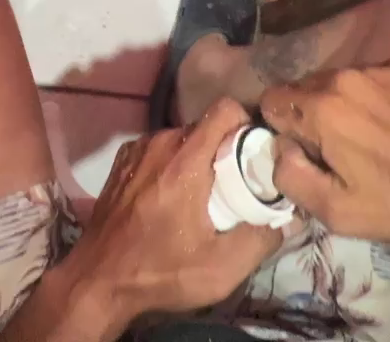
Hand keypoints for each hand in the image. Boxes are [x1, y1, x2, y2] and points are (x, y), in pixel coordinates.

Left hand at [68, 97, 284, 318]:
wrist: (99, 279)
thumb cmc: (160, 271)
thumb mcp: (220, 267)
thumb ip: (261, 238)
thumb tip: (290, 216)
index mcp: (186, 159)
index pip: (225, 109)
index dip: (245, 123)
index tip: (254, 152)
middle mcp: (161, 142)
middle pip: (205, 126)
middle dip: (223, 149)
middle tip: (232, 184)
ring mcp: (138, 148)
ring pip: (182, 137)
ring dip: (196, 158)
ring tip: (201, 195)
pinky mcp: (124, 159)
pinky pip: (160, 148)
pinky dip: (171, 163)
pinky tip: (170, 196)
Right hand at [262, 64, 389, 260]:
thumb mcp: (334, 212)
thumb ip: (288, 175)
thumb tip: (277, 147)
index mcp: (322, 109)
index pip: (271, 100)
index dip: (278, 127)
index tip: (299, 150)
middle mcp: (344, 78)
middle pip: (301, 88)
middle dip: (306, 115)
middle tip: (331, 151)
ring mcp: (376, 70)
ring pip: (333, 81)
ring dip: (336, 105)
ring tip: (363, 140)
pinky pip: (366, 78)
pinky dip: (368, 97)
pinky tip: (388, 127)